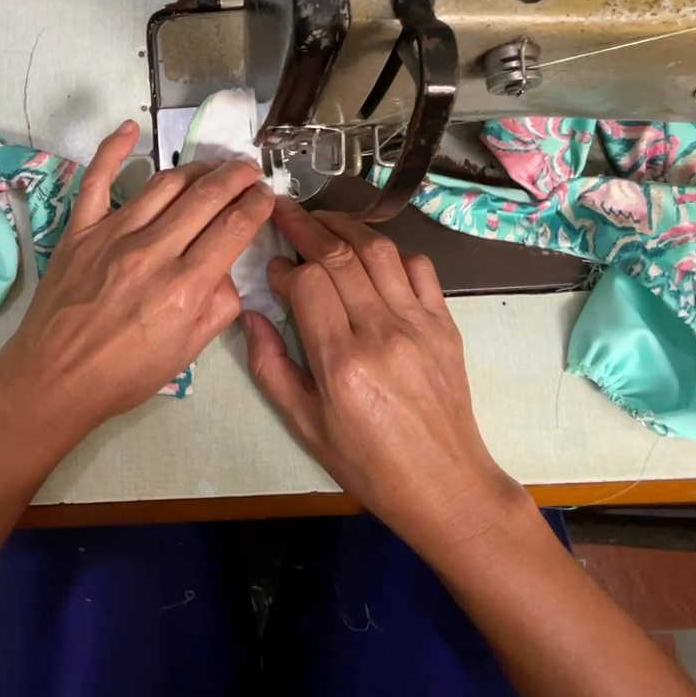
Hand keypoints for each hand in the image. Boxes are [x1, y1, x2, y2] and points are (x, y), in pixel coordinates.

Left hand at [0, 119, 275, 454]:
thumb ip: (217, 307)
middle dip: (236, 176)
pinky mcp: (79, 230)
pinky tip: (130, 130)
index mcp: (184, 286)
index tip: (266, 195)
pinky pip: (96, 180)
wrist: (54, 378)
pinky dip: (113, 151)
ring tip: (212, 167)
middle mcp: (152, 251)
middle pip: (206, 196)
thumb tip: (227, 269)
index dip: (257, 205)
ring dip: (195, 169)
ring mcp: (112, 235)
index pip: (234, 227)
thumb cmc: (124, 374)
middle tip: (249, 170)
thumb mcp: (186, 354)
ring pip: (164, 184)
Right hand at [243, 201, 527, 550]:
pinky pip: (418, 267)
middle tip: (282, 210)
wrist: (445, 486)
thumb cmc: (366, 463)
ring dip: (345, 225)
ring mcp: (419, 323)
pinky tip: (369, 250)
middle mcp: (382, 331)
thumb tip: (250, 314)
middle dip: (305, 225)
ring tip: (320, 218)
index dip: (284, 267)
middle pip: (340, 255)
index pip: (307, 283)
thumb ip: (270, 364)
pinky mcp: (445, 323)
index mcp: (342, 361)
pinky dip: (390, 248)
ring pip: (379, 250)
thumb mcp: (302, 424)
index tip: (272, 270)